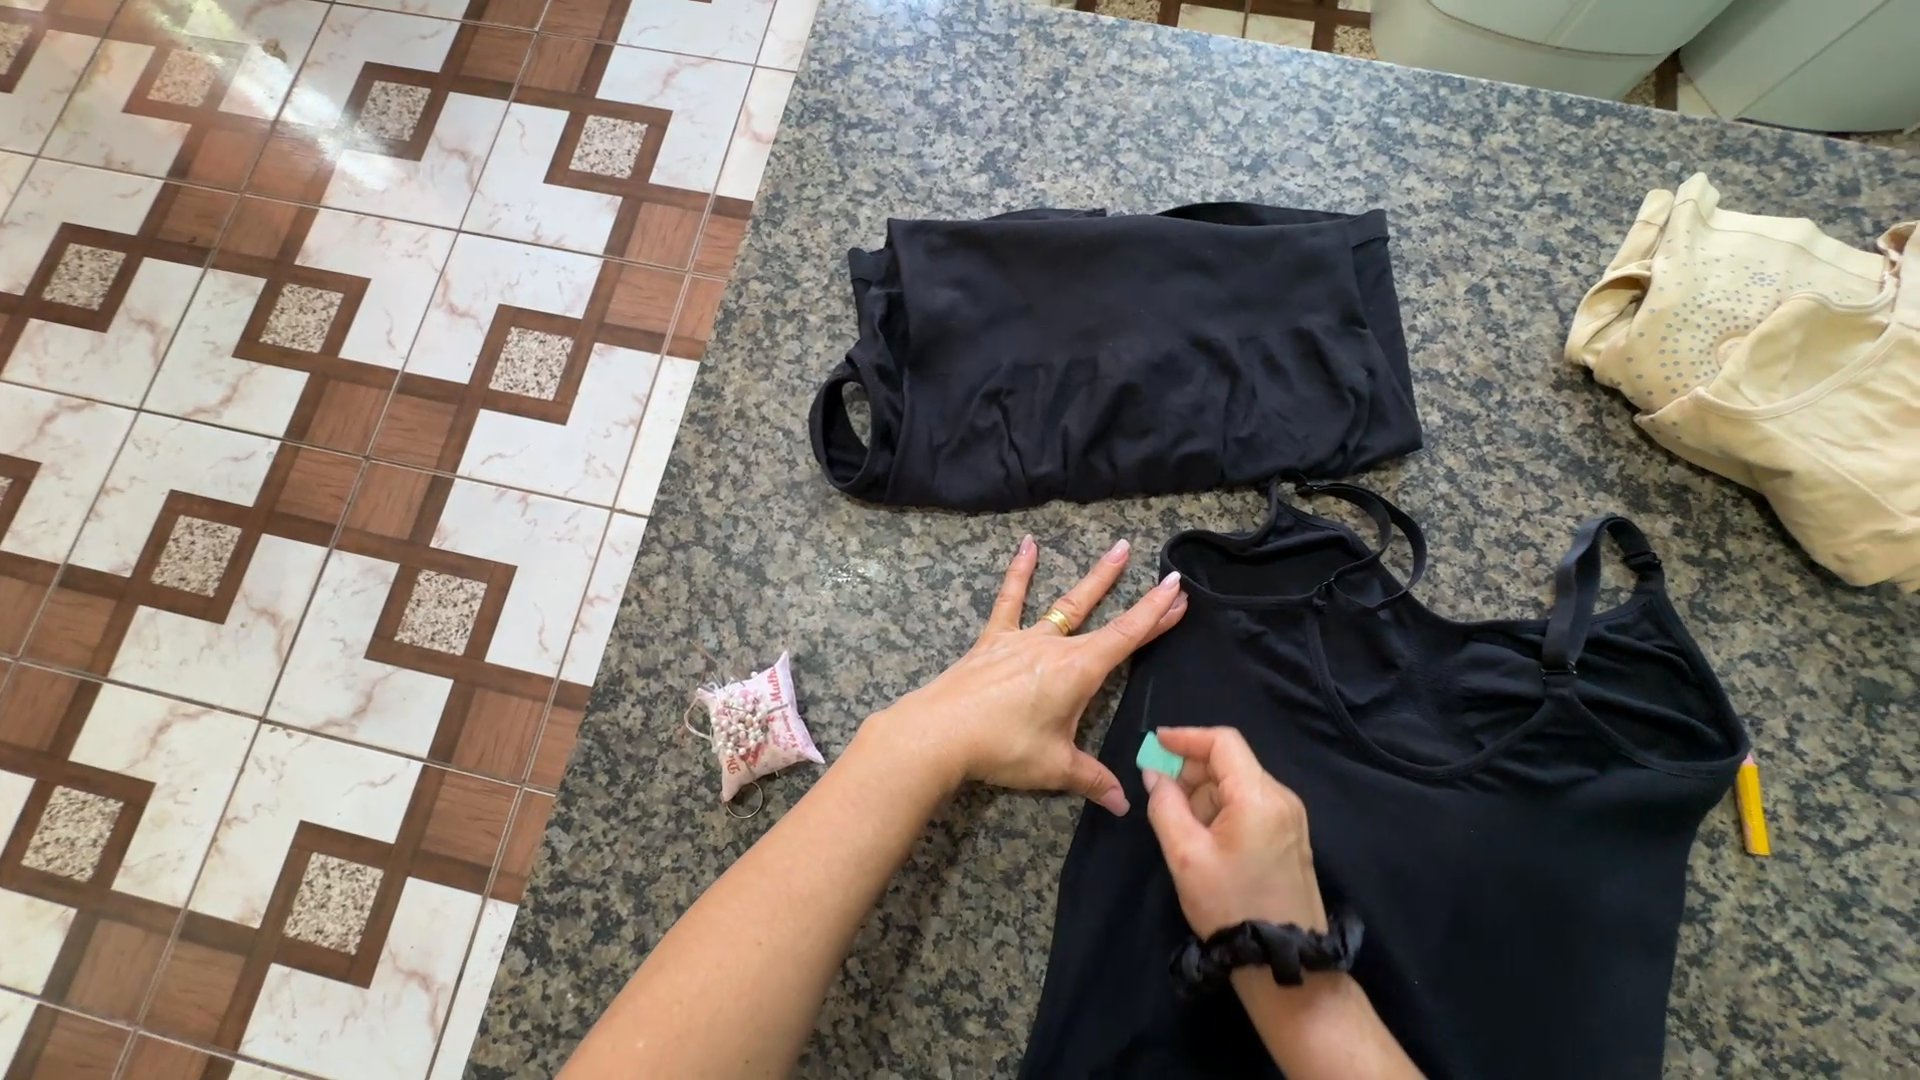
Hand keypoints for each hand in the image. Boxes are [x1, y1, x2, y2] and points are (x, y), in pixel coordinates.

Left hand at [863, 536, 1187, 815]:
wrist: (940, 732)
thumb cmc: (1003, 748)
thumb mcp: (1054, 767)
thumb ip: (1091, 780)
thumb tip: (1121, 803)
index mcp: (1077, 672)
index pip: (1126, 638)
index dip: (1155, 615)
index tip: (1177, 591)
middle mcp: (1054, 647)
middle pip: (1104, 617)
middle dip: (1139, 599)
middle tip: (1165, 575)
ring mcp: (1022, 638)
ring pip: (1065, 603)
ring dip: (1094, 578)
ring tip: (1116, 549)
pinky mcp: (993, 640)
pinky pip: (1009, 600)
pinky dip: (1019, 572)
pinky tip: (1027, 546)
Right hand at [1143, 727, 1326, 936]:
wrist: (1283, 964)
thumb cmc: (1230, 906)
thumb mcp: (1185, 855)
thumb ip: (1165, 805)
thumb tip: (1155, 774)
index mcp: (1258, 797)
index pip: (1223, 742)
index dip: (1186, 737)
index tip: (1155, 744)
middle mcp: (1281, 799)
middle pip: (1231, 761)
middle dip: (1191, 768)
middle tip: (1159, 788)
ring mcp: (1290, 818)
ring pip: (1238, 783)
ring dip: (1204, 790)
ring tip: (1178, 818)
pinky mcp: (1290, 837)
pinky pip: (1249, 804)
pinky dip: (1221, 806)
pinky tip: (1201, 832)